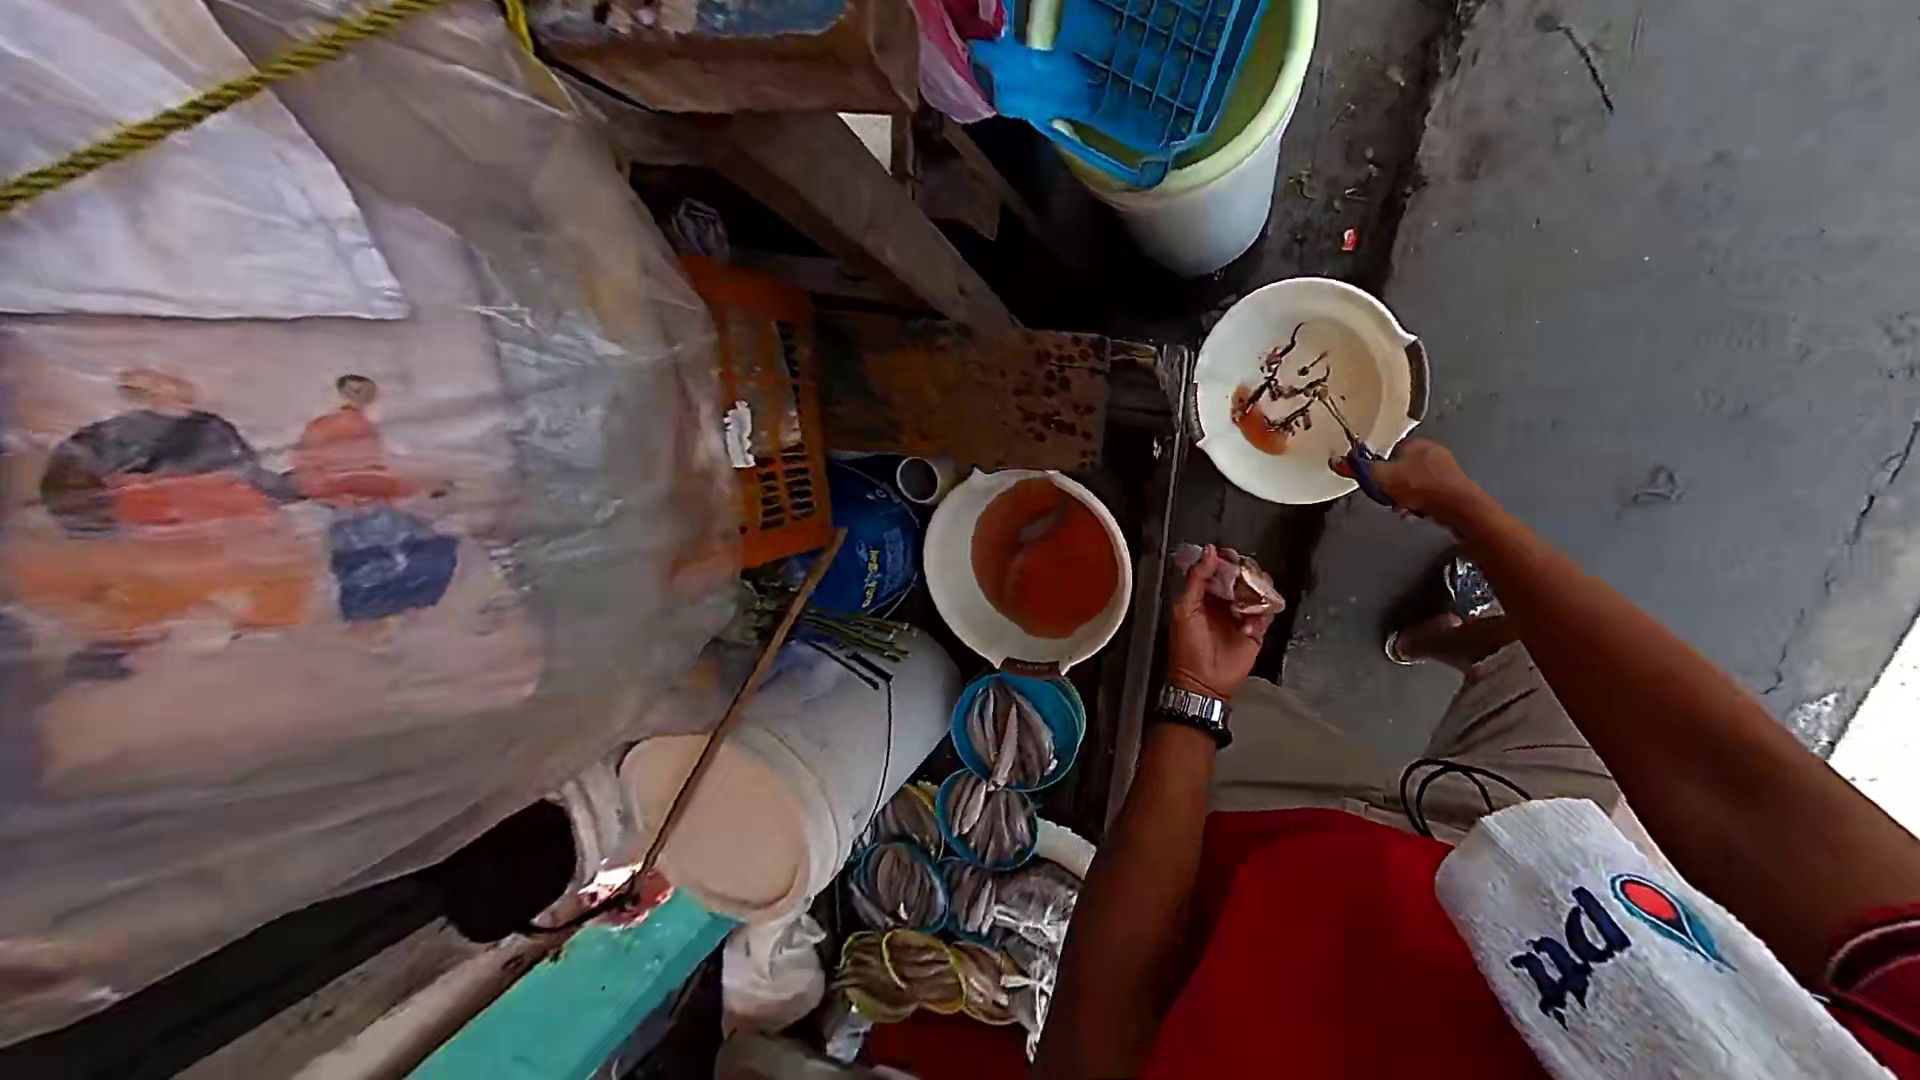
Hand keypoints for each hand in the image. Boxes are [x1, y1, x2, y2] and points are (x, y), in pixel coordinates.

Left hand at [1165, 545, 1272, 699]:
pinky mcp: (1256, 630)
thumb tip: (1208, 551)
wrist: (1203, 680)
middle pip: (1240, 578)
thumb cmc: (1188, 645)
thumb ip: (1196, 578)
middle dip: (1244, 572)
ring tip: (1250, 595)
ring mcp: (1241, 615)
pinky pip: (1266, 613)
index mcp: (1204, 594)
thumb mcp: (1185, 607)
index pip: (1217, 570)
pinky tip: (1249, 622)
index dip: (1224, 560)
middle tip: (1245, 571)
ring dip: (1256, 590)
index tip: (1229, 554)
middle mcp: (1224, 602)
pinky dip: (1262, 613)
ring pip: (1256, 592)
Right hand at [1331, 438, 1483, 520]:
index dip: (1376, 466)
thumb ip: (1355, 469)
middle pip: (1400, 467)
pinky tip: (1415, 509)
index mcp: (1414, 443)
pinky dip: (1418, 501)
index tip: (1372, 479)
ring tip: (1401, 504)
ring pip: (1413, 481)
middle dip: (1391, 483)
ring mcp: (1445, 468)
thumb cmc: (1421, 486)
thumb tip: (1337, 461)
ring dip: (1404, 494)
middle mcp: (1432, 451)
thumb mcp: (1378, 477)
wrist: (1456, 506)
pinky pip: (1426, 492)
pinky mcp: (1452, 485)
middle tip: (1386, 493)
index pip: (1387, 450)